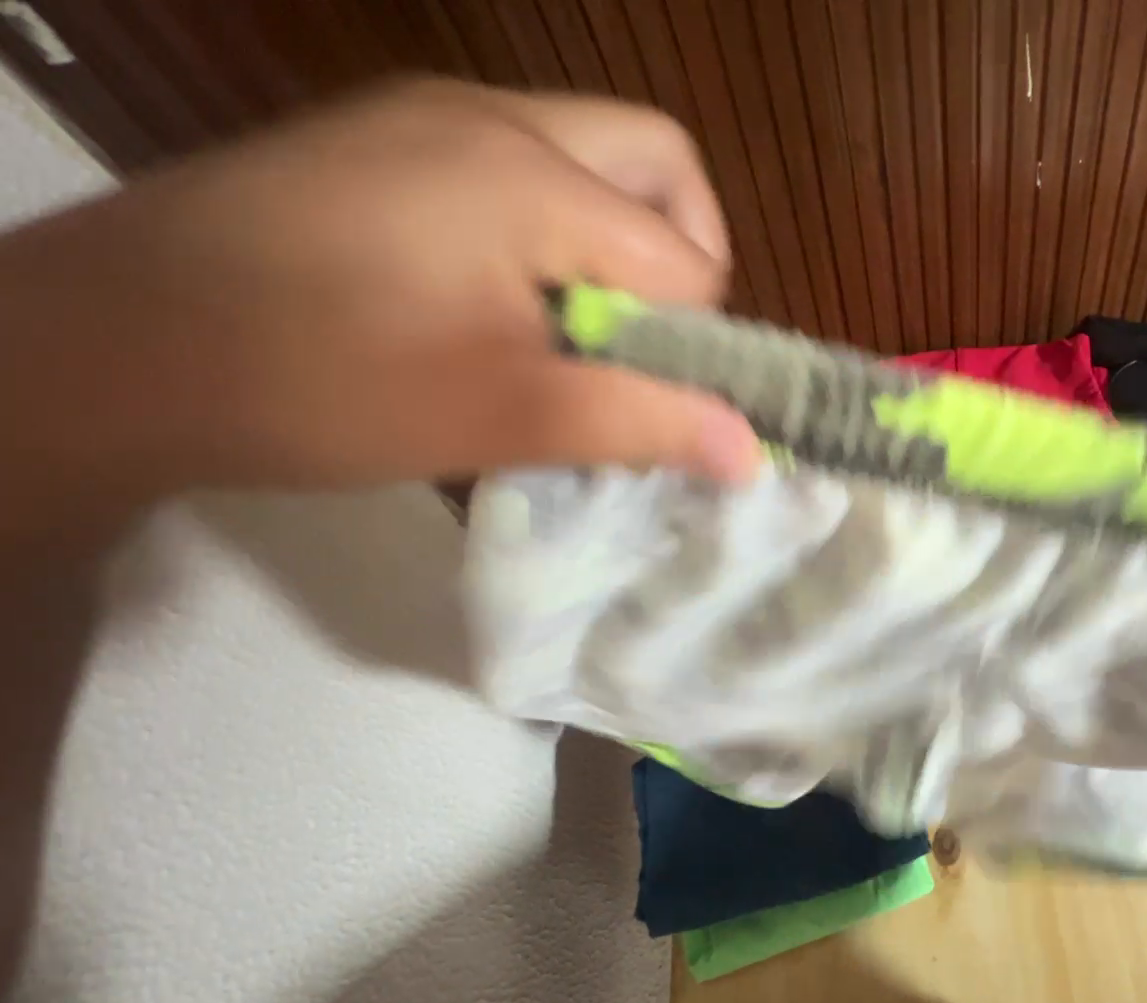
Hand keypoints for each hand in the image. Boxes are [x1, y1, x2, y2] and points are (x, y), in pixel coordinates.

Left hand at [0, 79, 759, 539]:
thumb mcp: (501, 418)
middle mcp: (495, 115)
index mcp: (529, 174)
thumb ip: (644, 423)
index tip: (638, 400)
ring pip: (598, 155)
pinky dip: (557, 226)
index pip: (686, 261)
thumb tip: (757, 453)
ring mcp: (434, 112)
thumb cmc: (315, 386)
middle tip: (637, 339)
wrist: (96, 350)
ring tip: (572, 323)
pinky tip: (504, 293)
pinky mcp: (392, 134)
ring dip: (620, 243)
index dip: (688, 342)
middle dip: (684, 258)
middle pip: (662, 163)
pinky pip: (527, 161)